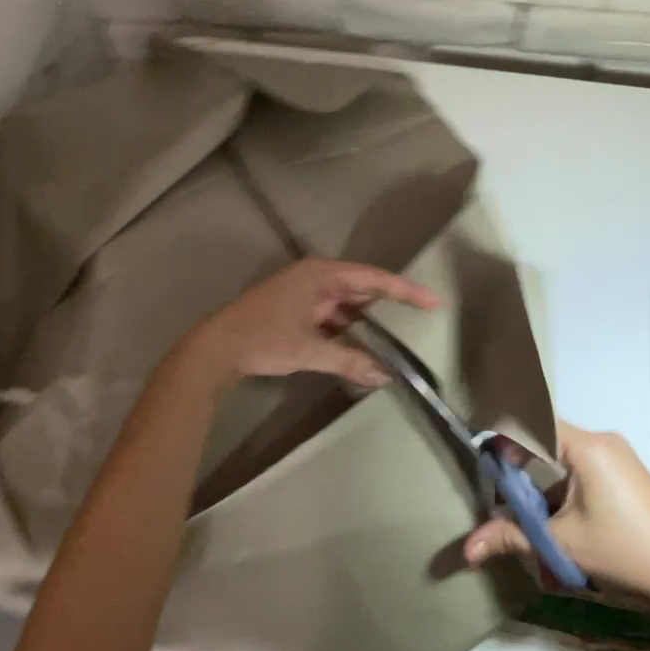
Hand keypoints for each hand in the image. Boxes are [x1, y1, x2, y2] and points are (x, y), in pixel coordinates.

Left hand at [183, 260, 440, 388]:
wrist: (215, 348)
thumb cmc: (262, 339)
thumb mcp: (309, 350)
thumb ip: (349, 360)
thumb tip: (385, 376)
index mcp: (320, 275)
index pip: (373, 278)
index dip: (405, 290)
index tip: (434, 301)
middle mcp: (314, 277)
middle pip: (361, 288)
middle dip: (388, 304)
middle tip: (422, 317)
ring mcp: (303, 292)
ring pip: (345, 304)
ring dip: (365, 321)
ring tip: (396, 337)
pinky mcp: (295, 309)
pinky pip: (331, 315)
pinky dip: (346, 329)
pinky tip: (360, 346)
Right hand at [464, 424, 649, 600]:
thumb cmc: (623, 551)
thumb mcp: (561, 544)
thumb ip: (511, 538)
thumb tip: (467, 551)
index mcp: (587, 446)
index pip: (531, 422)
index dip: (503, 439)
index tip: (485, 467)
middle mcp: (602, 443)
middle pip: (545, 444)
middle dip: (520, 477)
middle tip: (503, 504)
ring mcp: (617, 460)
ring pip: (563, 467)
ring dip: (543, 498)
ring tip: (533, 535)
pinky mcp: (626, 478)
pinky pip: (582, 478)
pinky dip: (564, 502)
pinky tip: (561, 542)